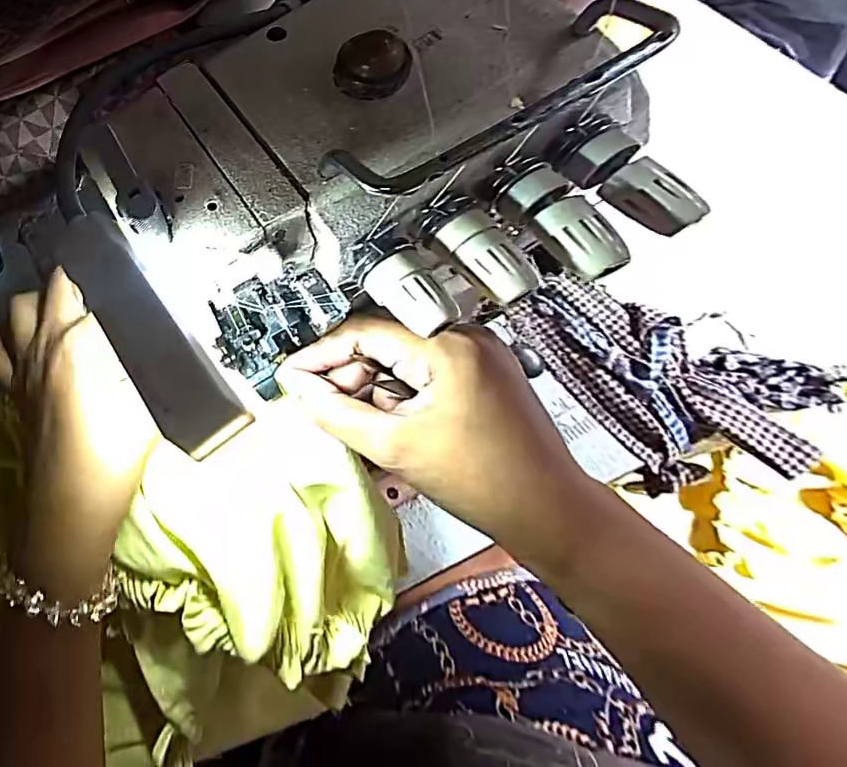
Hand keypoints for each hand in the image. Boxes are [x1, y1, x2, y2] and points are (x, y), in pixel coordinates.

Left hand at [0, 267, 158, 599]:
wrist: (66, 513)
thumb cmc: (111, 460)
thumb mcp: (150, 407)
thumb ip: (161, 366)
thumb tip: (180, 340)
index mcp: (77, 343)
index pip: (88, 285)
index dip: (109, 274)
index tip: (130, 273)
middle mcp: (42, 345)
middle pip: (51, 286)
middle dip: (78, 276)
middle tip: (104, 286)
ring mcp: (20, 366)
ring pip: (17, 308)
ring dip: (40, 299)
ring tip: (67, 307)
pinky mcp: (10, 389)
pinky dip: (10, 334)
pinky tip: (31, 342)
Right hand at [273, 316, 606, 568]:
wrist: (550, 514)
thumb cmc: (491, 485)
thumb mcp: (395, 447)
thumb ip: (336, 412)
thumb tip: (302, 389)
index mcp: (449, 346)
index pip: (363, 332)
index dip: (321, 355)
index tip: (296, 374)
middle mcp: (466, 337)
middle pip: (381, 341)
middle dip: (348, 374)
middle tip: (323, 404)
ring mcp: (477, 353)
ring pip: (399, 356)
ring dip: (373, 386)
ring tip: (367, 425)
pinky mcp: (480, 371)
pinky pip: (421, 369)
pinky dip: (398, 392)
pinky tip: (393, 423)